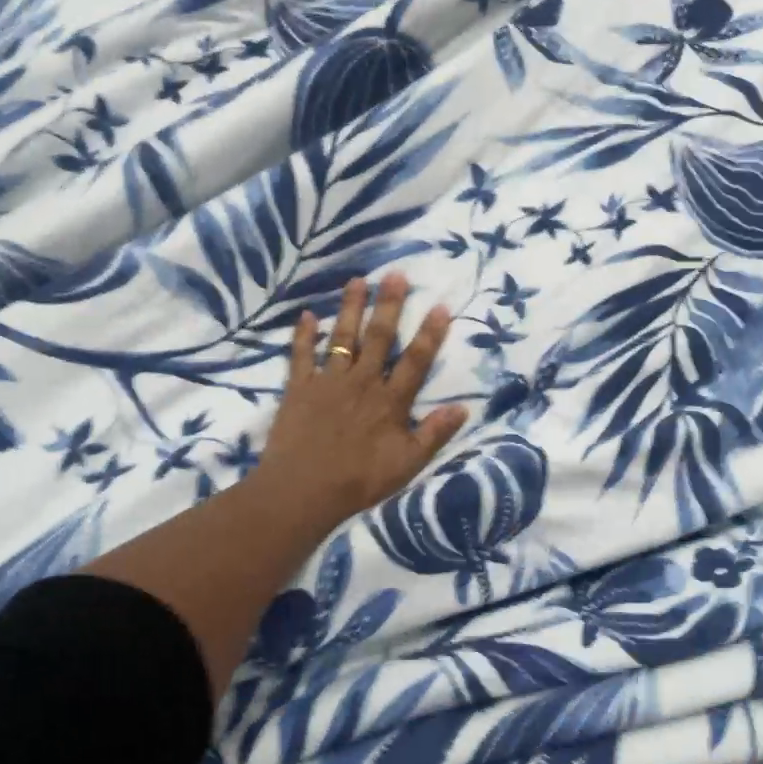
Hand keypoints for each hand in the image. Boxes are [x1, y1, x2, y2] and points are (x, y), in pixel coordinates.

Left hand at [251, 273, 467, 527]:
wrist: (303, 490)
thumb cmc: (359, 481)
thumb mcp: (407, 464)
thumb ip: (434, 434)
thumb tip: (463, 408)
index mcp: (390, 401)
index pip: (415, 360)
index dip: (429, 333)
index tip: (440, 305)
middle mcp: (361, 382)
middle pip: (378, 336)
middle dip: (389, 304)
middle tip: (396, 274)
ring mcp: (328, 382)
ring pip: (342, 337)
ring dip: (350, 307)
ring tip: (357, 280)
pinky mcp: (299, 388)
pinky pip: (301, 355)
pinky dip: (304, 334)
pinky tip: (307, 314)